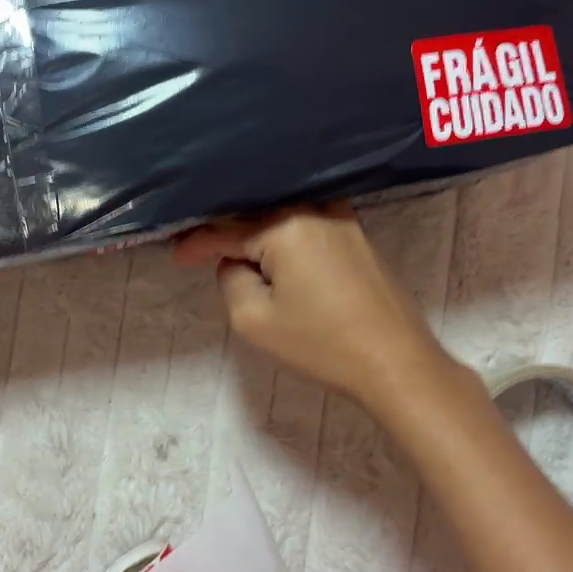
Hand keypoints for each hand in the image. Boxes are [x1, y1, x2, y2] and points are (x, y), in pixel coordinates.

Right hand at [173, 205, 453, 406]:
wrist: (396, 362)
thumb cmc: (322, 344)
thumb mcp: (253, 320)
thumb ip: (229, 278)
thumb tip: (237, 261)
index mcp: (285, 225)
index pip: (225, 228)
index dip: (195, 242)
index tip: (176, 255)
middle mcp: (314, 209)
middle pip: (254, 213)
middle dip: (225, 231)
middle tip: (198, 251)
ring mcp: (341, 218)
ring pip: (282, 214)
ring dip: (256, 229)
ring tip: (231, 247)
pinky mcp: (356, 234)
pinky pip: (306, 221)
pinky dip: (282, 232)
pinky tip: (270, 249)